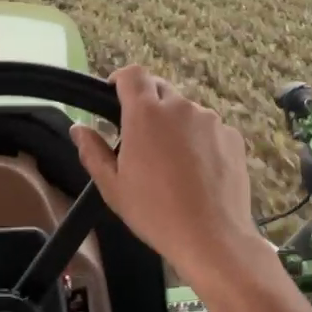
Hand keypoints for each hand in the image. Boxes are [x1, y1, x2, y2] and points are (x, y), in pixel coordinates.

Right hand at [69, 66, 266, 284]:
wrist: (212, 237)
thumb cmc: (155, 213)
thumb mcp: (113, 187)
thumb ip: (93, 151)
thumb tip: (79, 129)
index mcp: (145, 114)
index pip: (132, 74)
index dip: (121, 80)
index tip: (115, 95)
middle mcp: (180, 107)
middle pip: (160, 89)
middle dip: (147, 104)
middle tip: (140, 137)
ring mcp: (210, 120)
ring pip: (186, 111)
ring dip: (175, 124)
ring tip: (172, 161)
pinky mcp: (232, 136)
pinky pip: (209, 129)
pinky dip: (199, 140)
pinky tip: (197, 171)